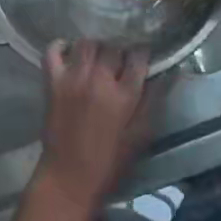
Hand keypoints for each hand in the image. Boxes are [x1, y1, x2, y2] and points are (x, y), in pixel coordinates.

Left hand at [37, 41, 157, 209]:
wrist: (69, 178)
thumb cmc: (110, 162)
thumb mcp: (141, 135)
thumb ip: (153, 102)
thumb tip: (167, 74)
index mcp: (126, 95)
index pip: (138, 56)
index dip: (142, 52)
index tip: (142, 55)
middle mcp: (100, 80)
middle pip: (112, 46)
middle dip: (119, 48)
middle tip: (119, 58)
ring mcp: (73, 79)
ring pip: (86, 43)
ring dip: (95, 45)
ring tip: (97, 56)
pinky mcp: (53, 83)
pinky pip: (52, 52)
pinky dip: (59, 46)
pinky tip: (68, 51)